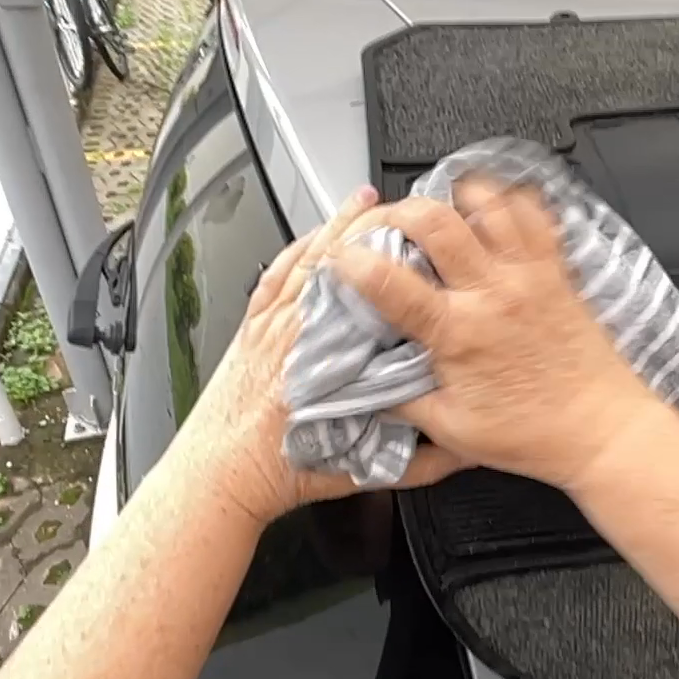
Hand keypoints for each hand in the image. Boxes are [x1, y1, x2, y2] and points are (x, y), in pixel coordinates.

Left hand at [179, 187, 466, 526]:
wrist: (218, 476)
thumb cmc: (281, 472)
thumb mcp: (362, 474)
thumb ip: (419, 463)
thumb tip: (460, 453)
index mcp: (336, 368)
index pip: (379, 308)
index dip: (405, 276)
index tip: (433, 256)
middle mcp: (304, 336)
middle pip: (348, 270)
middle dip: (378, 234)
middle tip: (409, 210)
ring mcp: (274, 326)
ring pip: (312, 261)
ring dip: (340, 228)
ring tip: (367, 202)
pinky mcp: (251, 327)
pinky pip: (277, 274)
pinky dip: (297, 248)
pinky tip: (315, 232)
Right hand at [330, 179, 667, 491]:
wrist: (601, 429)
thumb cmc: (536, 433)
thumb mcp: (453, 429)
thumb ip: (405, 402)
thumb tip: (373, 384)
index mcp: (459, 332)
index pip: (389, 282)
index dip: (352, 261)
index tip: (341, 258)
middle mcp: (494, 293)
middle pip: (435, 220)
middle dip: (398, 211)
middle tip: (388, 225)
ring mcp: (529, 275)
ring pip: (490, 203)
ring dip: (457, 197)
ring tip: (441, 209)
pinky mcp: (557, 272)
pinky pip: (538, 217)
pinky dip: (513, 203)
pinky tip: (497, 213)